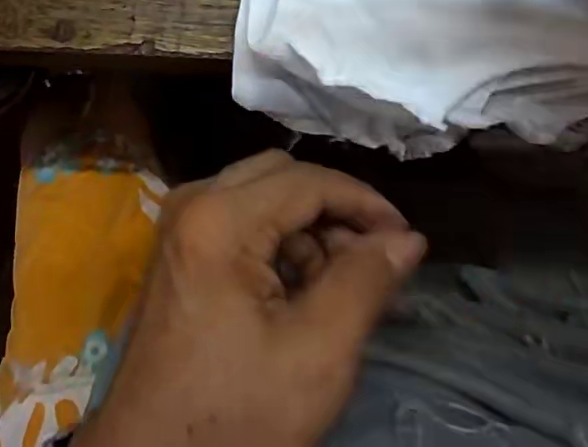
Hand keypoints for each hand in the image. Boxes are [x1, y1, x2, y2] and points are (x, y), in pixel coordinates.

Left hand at [75, 150, 425, 446]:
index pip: (306, 180)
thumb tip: (408, 237)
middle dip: (333, 209)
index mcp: (219, 218)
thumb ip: (366, 282)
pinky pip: (240, 214)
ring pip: (262, 191)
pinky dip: (278, 239)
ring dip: (307, 225)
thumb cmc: (236, 413)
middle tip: (372, 256)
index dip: (363, 201)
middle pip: (281, 174)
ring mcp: (181, 221)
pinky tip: (298, 288)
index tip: (405, 236)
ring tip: (337, 284)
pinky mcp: (180, 244)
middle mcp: (194, 200)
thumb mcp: (317, 353)